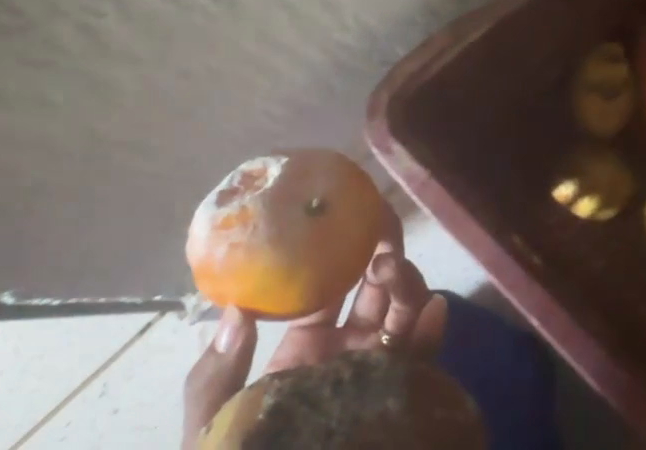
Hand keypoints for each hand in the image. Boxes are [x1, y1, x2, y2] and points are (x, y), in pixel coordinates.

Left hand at [181, 237, 449, 448]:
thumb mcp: (211, 427)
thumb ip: (216, 376)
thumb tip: (237, 310)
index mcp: (303, 348)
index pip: (326, 288)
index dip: (336, 252)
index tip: (341, 219)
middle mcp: (346, 350)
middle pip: (374, 289)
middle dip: (381, 251)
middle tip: (379, 228)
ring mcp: (376, 369)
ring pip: (402, 311)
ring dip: (404, 281)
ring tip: (390, 267)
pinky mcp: (400, 393)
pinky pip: (422, 358)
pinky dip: (432, 331)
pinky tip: (434, 310)